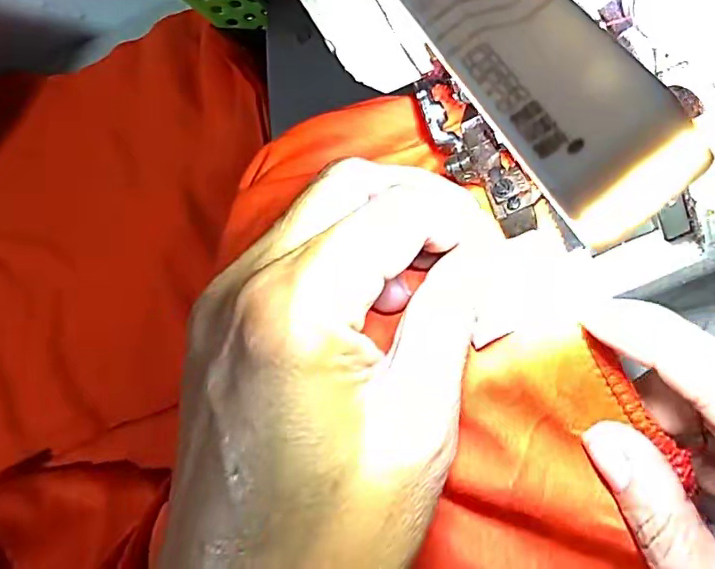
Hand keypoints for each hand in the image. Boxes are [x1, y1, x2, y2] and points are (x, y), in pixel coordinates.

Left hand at [159, 159, 499, 568]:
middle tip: (463, 246)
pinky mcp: (223, 319)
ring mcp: (225, 300)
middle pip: (353, 181)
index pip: (401, 207)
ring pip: (324, 203)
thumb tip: (482, 255)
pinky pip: (298, 242)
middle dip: (421, 201)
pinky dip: (350, 246)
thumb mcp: (417, 422)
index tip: (490, 255)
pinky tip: (381, 297)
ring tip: (426, 276)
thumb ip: (453, 312)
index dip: (461, 222)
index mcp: (293, 308)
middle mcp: (245, 288)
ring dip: (386, 221)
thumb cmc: (322, 540)